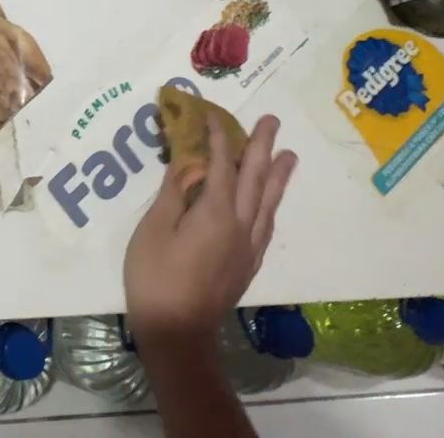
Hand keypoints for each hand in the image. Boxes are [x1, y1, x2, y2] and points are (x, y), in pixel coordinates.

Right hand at [124, 113, 295, 352]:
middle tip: (272, 121)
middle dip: (262, 147)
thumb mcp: (154, 227)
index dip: (219, 137)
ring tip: (289, 155)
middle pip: (255, 179)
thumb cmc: (155, 274)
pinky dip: (270, 203)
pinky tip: (269, 200)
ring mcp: (247, 246)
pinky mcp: (247, 263)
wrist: (178, 330)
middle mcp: (240, 225)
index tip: (214, 113)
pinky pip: (266, 223)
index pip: (220, 165)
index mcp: (215, 213)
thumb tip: (189, 163)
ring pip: (268, 202)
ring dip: (277, 176)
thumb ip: (174, 193)